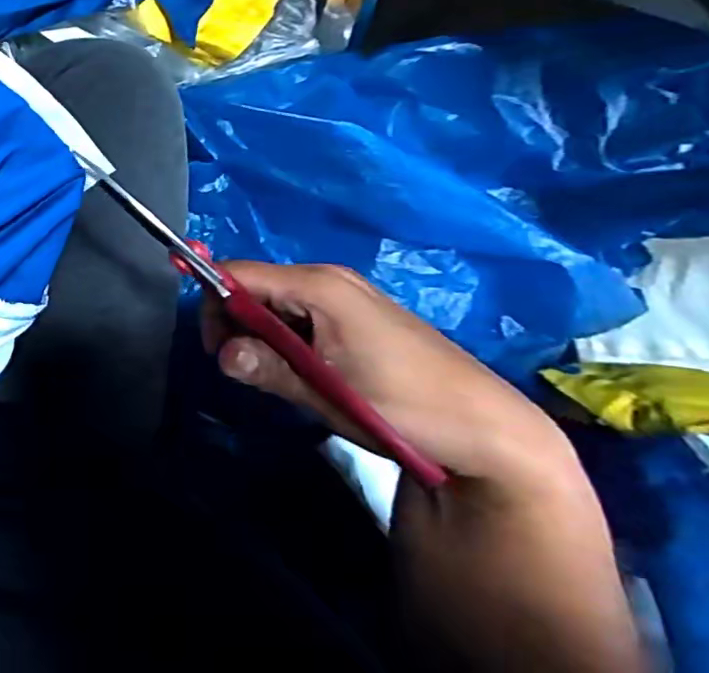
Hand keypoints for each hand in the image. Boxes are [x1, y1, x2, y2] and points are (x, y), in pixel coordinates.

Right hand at [203, 262, 576, 490]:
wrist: (496, 435)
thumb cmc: (410, 408)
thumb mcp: (330, 392)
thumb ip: (268, 368)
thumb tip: (220, 354)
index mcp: (319, 285)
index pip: (237, 273)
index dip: (213, 303)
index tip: (214, 348)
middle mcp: (329, 280)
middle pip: (253, 286)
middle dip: (236, 324)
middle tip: (248, 369)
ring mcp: (345, 296)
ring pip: (274, 303)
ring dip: (263, 336)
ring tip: (284, 376)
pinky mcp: (356, 315)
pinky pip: (298, 314)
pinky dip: (287, 339)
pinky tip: (308, 371)